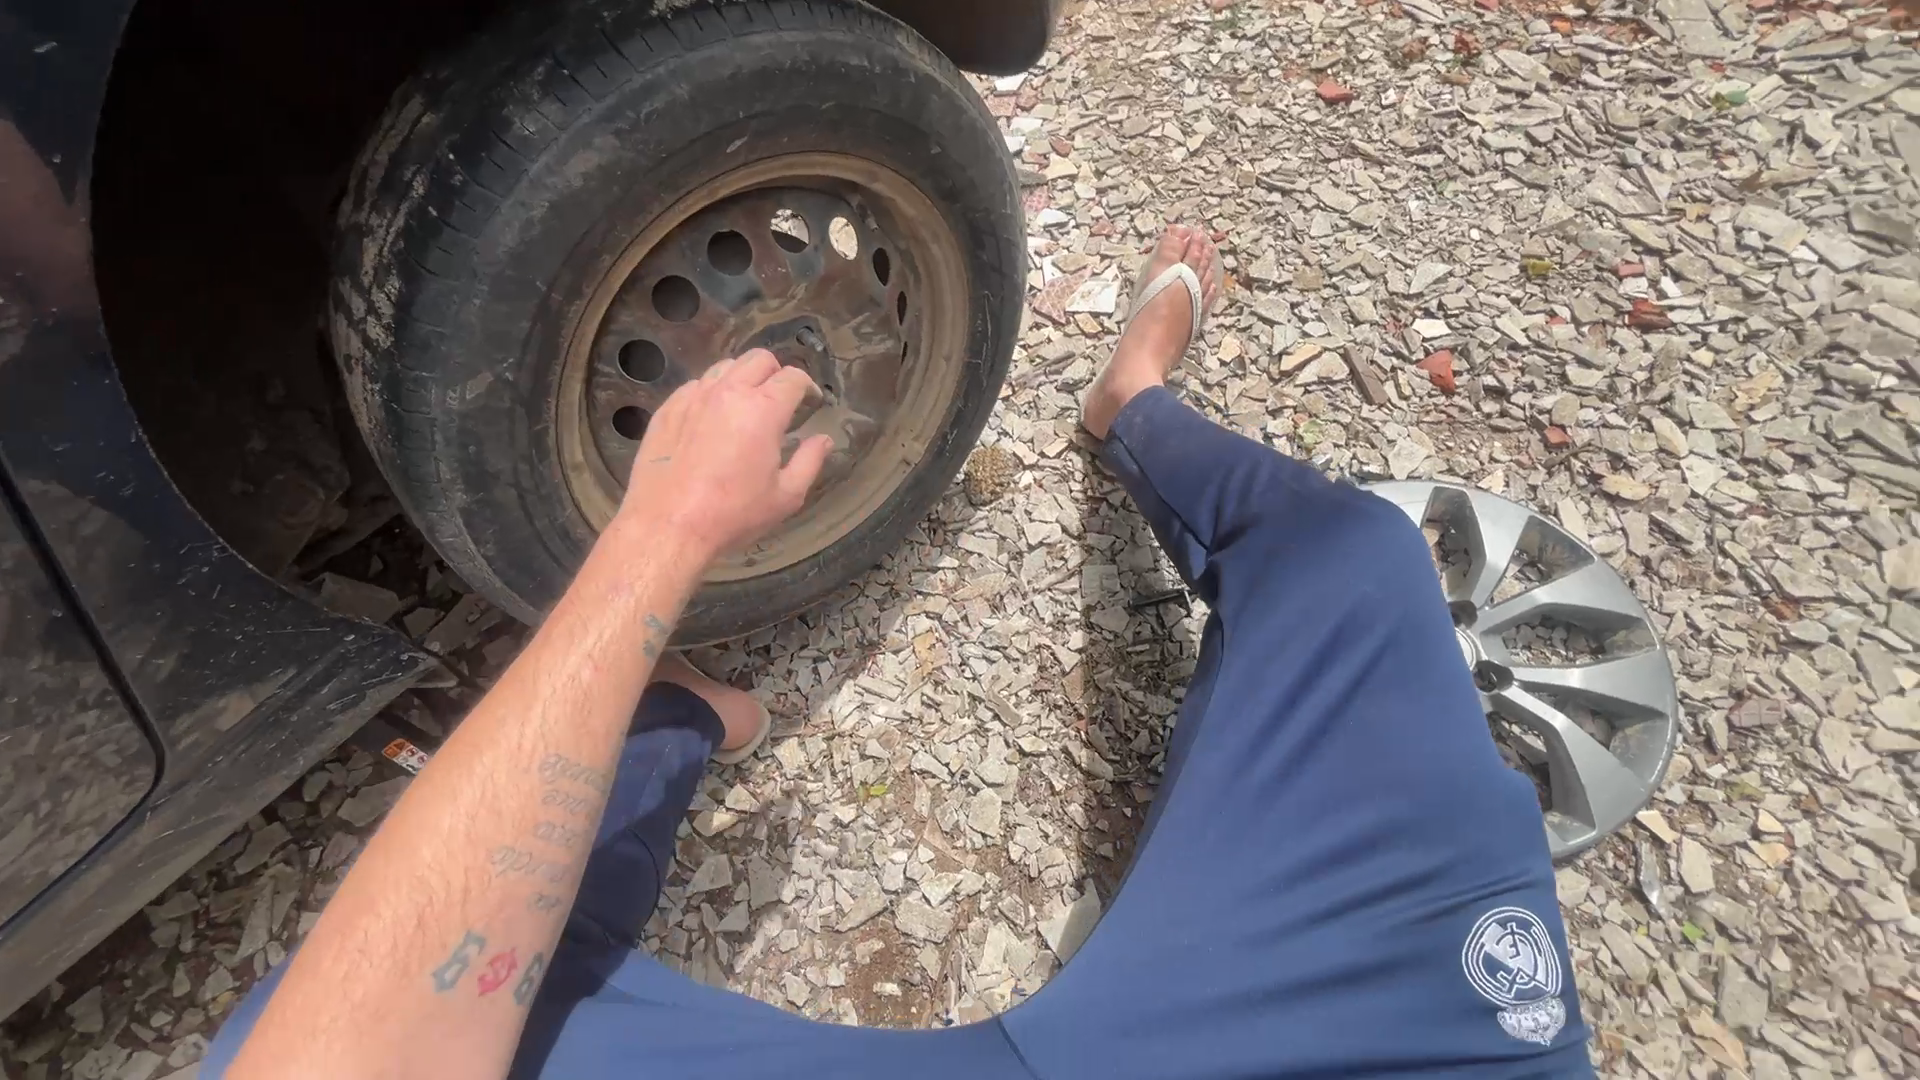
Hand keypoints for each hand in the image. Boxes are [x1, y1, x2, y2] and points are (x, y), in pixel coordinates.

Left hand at [617, 349, 834, 566]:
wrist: (667, 526)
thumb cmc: (733, 514)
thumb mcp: (786, 496)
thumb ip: (810, 461)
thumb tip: (823, 439)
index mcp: (763, 410)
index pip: (793, 377)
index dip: (808, 386)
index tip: (811, 402)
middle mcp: (728, 392)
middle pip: (759, 359)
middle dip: (777, 373)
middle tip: (782, 400)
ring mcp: (693, 397)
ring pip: (726, 366)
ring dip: (744, 378)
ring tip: (747, 405)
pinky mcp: (668, 409)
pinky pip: (696, 385)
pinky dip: (713, 392)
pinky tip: (714, 419)